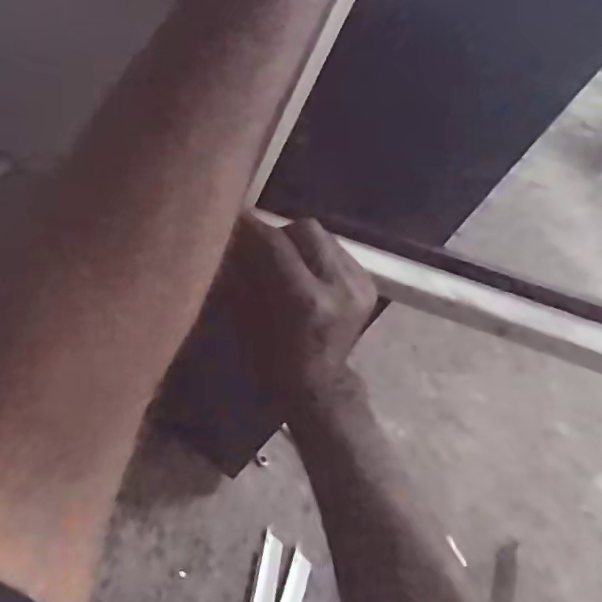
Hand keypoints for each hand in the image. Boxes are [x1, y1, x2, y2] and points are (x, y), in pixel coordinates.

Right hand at [231, 216, 380, 417]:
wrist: (318, 386)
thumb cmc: (272, 361)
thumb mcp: (248, 319)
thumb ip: (242, 273)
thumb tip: (231, 234)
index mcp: (307, 302)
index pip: (275, 244)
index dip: (250, 226)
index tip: (231, 214)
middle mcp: (340, 287)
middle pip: (304, 229)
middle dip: (276, 231)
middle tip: (256, 243)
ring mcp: (360, 284)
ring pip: (322, 235)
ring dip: (295, 240)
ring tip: (279, 258)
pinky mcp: (369, 283)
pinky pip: (336, 249)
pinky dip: (314, 252)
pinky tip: (303, 269)